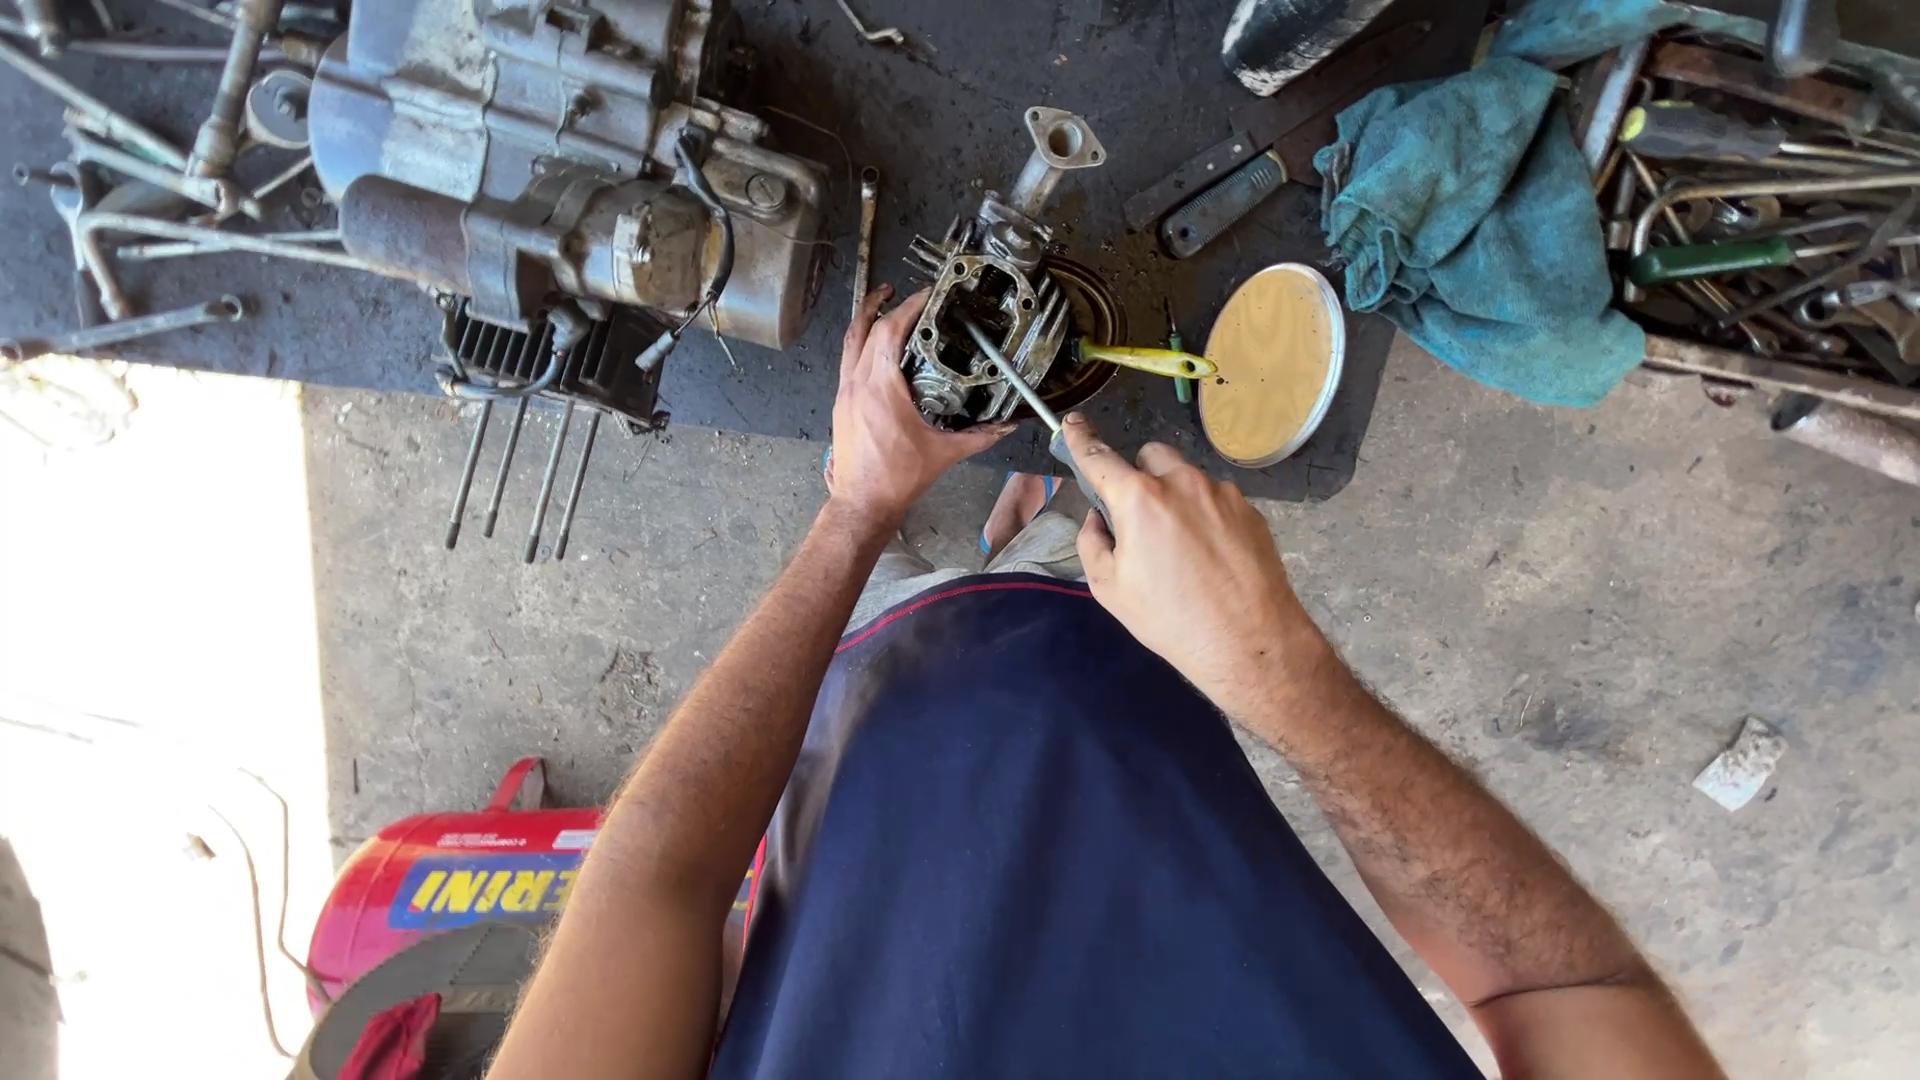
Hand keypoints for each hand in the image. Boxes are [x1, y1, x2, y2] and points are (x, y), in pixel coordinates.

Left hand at [828, 285, 1012, 528]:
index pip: (891, 330)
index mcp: (881, 388)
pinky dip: (860, 344)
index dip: (909, 306)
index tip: (927, 295)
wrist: (862, 502)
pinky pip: (847, 361)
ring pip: (850, 342)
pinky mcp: (841, 404)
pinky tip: (874, 345)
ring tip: (882, 303)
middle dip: (887, 305)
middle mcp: (858, 384)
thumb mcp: (944, 454)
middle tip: (907, 295)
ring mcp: (845, 393)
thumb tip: (1005, 426)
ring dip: (866, 318)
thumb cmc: (896, 479)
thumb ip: (978, 436)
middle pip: (867, 328)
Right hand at [1063, 414, 1328, 717]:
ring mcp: (1221, 492)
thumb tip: (1098, 519)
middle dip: (1139, 476)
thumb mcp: (1109, 589)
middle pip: (1150, 456)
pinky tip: (1210, 554)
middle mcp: (1182, 483)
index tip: (1072, 424)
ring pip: (1186, 477)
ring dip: (1175, 495)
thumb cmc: (1170, 619)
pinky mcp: (1250, 509)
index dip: (1080, 439)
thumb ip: (1092, 543)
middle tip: (1139, 518)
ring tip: (1182, 546)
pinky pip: (1215, 498)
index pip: (1100, 458)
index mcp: (1139, 500)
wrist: (1249, 642)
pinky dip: (1205, 514)